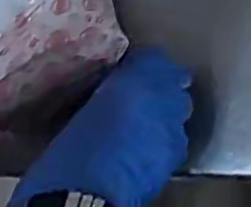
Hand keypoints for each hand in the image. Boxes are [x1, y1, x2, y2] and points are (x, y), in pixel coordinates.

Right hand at [11, 47, 192, 206]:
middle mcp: (160, 89)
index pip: (152, 57)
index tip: (135, 77)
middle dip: (162, 89)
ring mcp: (173, 117)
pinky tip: (150, 157)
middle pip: (173, 79)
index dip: (144, 68)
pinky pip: (178, 139)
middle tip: (142, 106)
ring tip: (146, 132)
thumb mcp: (85, 111)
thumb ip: (111, 93)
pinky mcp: (177, 147)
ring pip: (180, 107)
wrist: (81, 198)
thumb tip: (115, 97)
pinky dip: (167, 144)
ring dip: (167, 115)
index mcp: (134, 74)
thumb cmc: (70, 156)